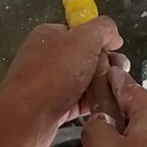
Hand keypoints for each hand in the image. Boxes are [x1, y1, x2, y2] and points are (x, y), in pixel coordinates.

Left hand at [0, 18, 124, 134]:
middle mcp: (48, 57)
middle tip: (120, 73)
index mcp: (50, 36)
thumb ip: (103, 29)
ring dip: (103, 86)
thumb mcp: (84, 40)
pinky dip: (94, 103)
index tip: (117, 50)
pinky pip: (80, 102)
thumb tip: (114, 35)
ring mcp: (50, 84)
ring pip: (85, 81)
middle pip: (86, 57)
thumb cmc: (54, 73)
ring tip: (117, 92)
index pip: (82, 32)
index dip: (102, 40)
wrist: (27, 117)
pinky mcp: (54, 108)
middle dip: (106, 65)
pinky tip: (108, 106)